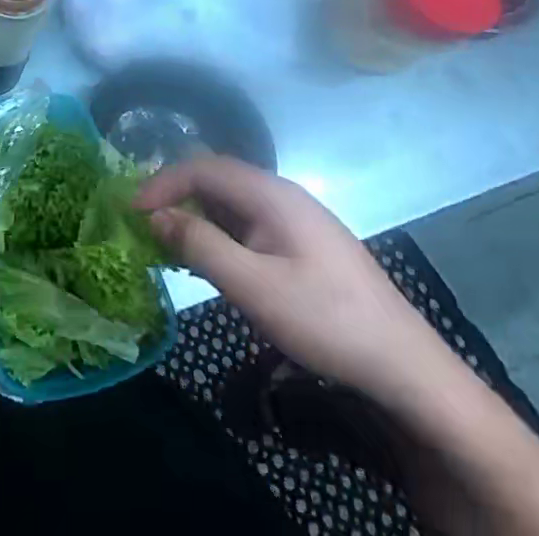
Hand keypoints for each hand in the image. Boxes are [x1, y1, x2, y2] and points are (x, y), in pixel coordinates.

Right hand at [134, 157, 451, 404]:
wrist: (407, 370)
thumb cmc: (325, 320)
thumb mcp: (252, 285)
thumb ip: (198, 244)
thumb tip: (154, 215)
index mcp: (273, 195)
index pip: (202, 168)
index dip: (161, 184)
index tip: (131, 212)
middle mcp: (283, 197)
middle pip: (214, 180)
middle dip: (173, 198)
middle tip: (142, 226)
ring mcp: (294, 221)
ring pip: (228, 205)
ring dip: (193, 219)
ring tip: (165, 247)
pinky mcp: (300, 246)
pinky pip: (245, 227)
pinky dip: (215, 237)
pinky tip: (205, 265)